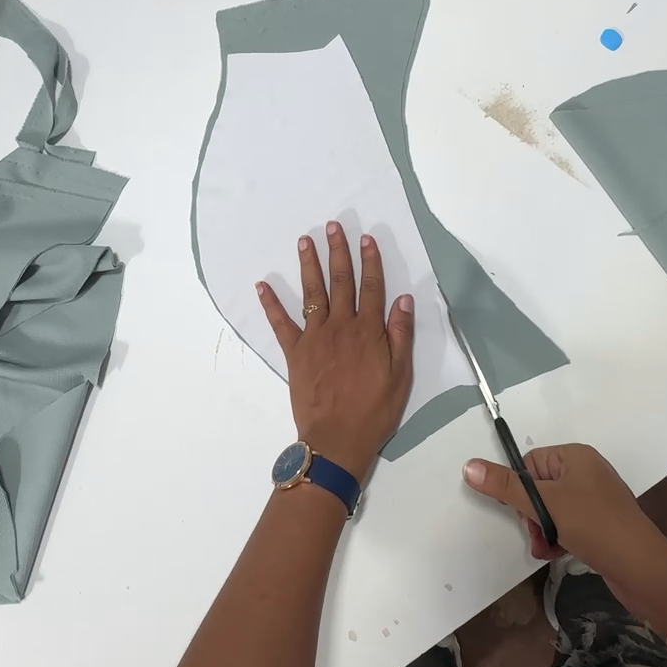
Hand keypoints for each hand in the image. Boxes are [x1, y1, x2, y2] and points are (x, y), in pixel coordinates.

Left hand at [257, 220, 414, 479]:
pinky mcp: (295, 352)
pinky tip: (262, 285)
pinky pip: (281, 323)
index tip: (367, 238)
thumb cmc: (375, 410)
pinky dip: (271, 304)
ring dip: (309, 264)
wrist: (338, 440)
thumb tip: (405, 297)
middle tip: (333, 225)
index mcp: (368, 331)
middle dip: (338, 251)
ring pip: (313, 292)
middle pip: (341, 281)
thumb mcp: (401, 375)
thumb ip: (401, 334)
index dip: (370, 261)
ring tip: (305, 240)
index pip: (371, 287)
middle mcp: (341, 326)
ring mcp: (315, 337)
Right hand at [464, 443, 664, 578]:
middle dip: (532, 515)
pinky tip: (559, 554)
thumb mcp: (545, 504)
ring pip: (552, 509)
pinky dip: (559, 538)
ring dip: (543, 530)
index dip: (522, 490)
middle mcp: (587, 471)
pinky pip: (568, 524)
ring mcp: (596, 499)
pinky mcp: (602, 524)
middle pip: (539, 487)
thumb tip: (468, 466)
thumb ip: (506, 486)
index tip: (524, 512)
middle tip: (538, 533)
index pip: (531, 463)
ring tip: (547, 548)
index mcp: (575, 456)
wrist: (644, 571)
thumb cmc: (595, 526)